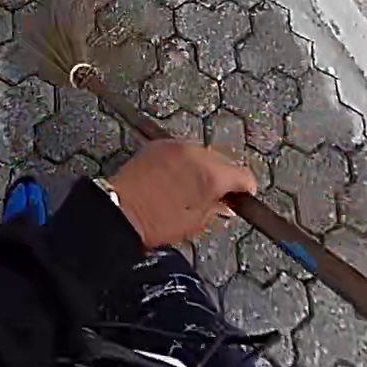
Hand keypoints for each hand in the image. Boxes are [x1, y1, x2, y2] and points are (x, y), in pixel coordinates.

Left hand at [106, 138, 256, 247]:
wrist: (121, 208)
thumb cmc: (160, 222)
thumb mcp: (196, 222)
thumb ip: (216, 207)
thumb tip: (227, 203)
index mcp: (211, 175)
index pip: (242, 175)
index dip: (245, 189)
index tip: (243, 198)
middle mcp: (197, 154)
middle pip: (223, 160)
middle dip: (224, 176)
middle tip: (219, 194)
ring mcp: (177, 145)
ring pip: (202, 152)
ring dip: (204, 166)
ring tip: (195, 185)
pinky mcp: (160, 143)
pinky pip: (182, 149)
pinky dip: (185, 160)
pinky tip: (178, 175)